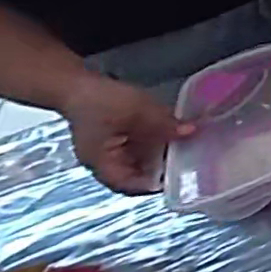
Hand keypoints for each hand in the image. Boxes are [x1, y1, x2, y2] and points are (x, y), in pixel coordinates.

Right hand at [60, 76, 193, 193]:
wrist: (79, 86)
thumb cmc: (103, 101)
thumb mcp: (138, 111)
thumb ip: (163, 124)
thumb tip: (191, 132)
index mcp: (101, 161)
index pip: (125, 183)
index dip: (149, 186)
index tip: (177, 181)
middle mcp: (105, 161)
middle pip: (134, 176)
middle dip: (161, 174)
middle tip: (191, 169)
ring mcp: (111, 151)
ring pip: (139, 164)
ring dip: (162, 161)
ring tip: (191, 157)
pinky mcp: (119, 140)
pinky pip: (140, 151)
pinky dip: (158, 149)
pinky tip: (179, 142)